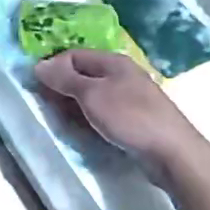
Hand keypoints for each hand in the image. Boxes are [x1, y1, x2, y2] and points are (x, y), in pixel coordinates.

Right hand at [35, 50, 207, 182]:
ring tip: (63, 122)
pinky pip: (103, 113)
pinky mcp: (134, 119)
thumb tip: (39, 65)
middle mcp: (121, 75)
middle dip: (62, 89)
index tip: (36, 86)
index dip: (53, 67)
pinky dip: (89, 119)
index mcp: (112, 62)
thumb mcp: (91, 95)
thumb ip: (64, 78)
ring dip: (75, 107)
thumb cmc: (130, 117)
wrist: (173, 154)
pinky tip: (84, 131)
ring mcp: (129, 98)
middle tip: (47, 107)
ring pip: (92, 96)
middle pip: (82, 75)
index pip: (73, 55)